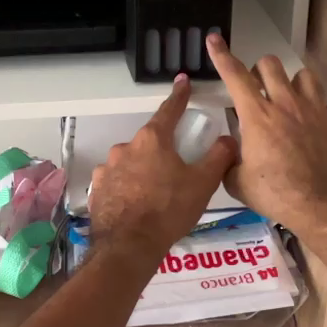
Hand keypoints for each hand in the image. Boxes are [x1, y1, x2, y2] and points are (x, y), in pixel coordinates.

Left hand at [91, 74, 237, 261]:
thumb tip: (229, 140)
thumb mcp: (203, 183)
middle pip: (149, 142)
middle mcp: (125, 148)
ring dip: (143, 172)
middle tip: (176, 172)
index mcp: (152, 140)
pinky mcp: (97, 190)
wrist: (128, 246)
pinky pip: (117, 183)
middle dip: (162, 151)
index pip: (169, 110)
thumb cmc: (169, 209)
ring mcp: (107, 169)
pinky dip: (127, 189)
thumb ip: (219, 157)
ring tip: (156, 196)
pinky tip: (137, 206)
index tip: (182, 81)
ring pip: (131, 164)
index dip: (179, 96)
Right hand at [206, 33, 326, 236]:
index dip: (221, 54)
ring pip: (305, 75)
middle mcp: (286, 104)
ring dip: (295, 83)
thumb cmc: (274, 193)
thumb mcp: (237, 182)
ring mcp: (315, 109)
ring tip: (291, 99)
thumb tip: (228, 154)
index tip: (214, 39)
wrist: (319, 205)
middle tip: (258, 90)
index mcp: (257, 115)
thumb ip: (228, 160)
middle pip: (271, 64)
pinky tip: (324, 117)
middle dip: (260, 71)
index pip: (235, 75)